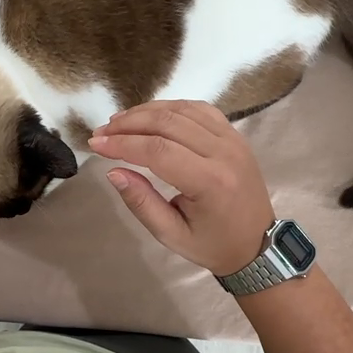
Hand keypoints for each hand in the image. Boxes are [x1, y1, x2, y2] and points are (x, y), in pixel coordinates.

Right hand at [89, 100, 277, 276]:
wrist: (257, 244)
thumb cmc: (212, 245)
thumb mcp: (170, 234)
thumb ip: (141, 202)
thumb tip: (113, 172)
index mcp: (210, 183)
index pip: (158, 150)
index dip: (122, 144)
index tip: (95, 145)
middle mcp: (224, 153)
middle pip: (168, 123)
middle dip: (128, 124)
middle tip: (101, 133)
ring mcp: (233, 140)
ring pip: (183, 110)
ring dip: (146, 112)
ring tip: (118, 122)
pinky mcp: (235, 135)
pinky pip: (199, 109)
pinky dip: (170, 107)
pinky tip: (149, 116)